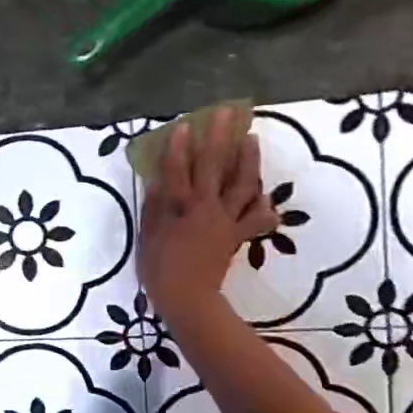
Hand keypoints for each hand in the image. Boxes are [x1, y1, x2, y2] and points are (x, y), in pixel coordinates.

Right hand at [138, 106, 277, 321]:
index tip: (185, 124)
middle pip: (214, 167)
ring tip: (252, 138)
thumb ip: (155, 205)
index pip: (178, 169)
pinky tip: (264, 194)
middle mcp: (206, 207)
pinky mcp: (236, 236)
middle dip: (220, 138)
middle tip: (227, 113)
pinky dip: (262, 204)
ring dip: (248, 160)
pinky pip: (254, 217)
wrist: (188, 299)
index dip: (181, 146)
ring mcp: (225, 221)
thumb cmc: (160, 268)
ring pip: (241, 185)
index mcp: (180, 207)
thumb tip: (158, 178)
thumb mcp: (148, 235)